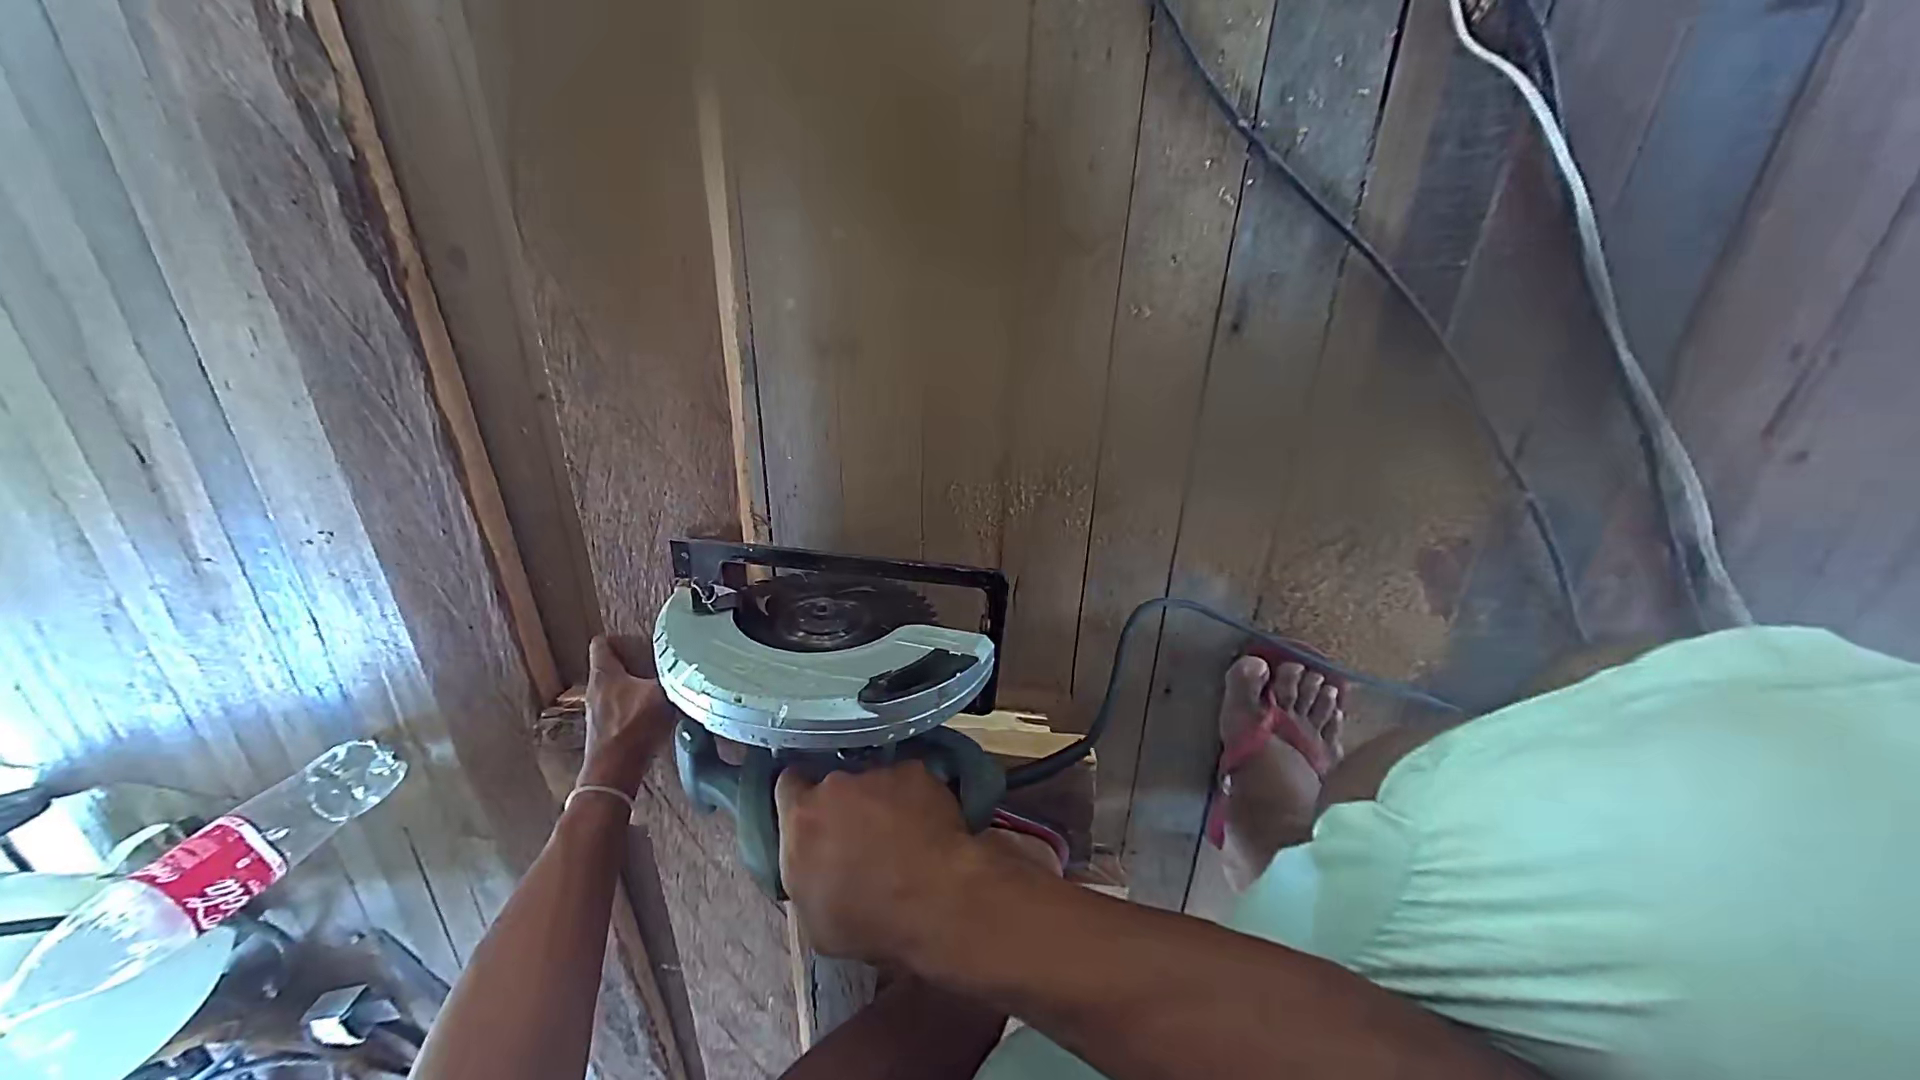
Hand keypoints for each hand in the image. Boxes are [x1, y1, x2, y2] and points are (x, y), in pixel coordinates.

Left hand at [577, 636, 676, 796]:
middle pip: (612, 666)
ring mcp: (598, 710)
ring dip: (637, 685)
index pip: (601, 643)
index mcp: (604, 674)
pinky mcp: (606, 728)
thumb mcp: (661, 694)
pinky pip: (622, 707)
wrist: (615, 771)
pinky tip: (656, 713)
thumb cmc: (633, 728)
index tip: (641, 640)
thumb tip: (691, 663)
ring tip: (661, 687)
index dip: (621, 637)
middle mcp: (596, 689)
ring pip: (617, 687)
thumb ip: (674, 676)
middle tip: (659, 663)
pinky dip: (636, 705)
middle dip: (635, 662)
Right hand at [775, 763, 985, 963]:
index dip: (798, 799)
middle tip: (860, 835)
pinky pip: (907, 781)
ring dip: (878, 800)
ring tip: (900, 832)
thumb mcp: (813, 919)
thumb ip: (803, 874)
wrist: (937, 899)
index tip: (811, 817)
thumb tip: (811, 863)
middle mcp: (836, 784)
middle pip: (833, 784)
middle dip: (842, 804)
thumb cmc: (870, 920)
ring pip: (872, 781)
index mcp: (802, 818)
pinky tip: (926, 824)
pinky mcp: (916, 771)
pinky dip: (912, 796)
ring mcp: (879, 773)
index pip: (788, 787)